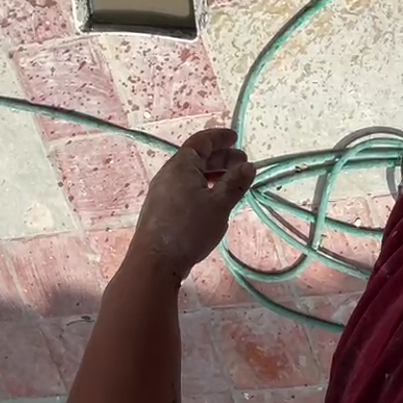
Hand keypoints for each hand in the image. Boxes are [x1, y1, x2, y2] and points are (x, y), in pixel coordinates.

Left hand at [129, 128, 254, 282]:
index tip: (236, 138)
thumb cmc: (188, 229)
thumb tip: (248, 166)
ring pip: (192, 175)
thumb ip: (236, 183)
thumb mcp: (219, 205)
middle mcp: (169, 175)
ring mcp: (162, 193)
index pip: (201, 141)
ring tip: (233, 184)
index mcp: (181, 166)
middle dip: (221, 159)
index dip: (220, 138)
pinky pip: (186, 189)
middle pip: (197, 158)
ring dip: (214, 175)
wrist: (154, 264)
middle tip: (243, 164)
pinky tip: (214, 202)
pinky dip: (203, 187)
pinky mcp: (162, 210)